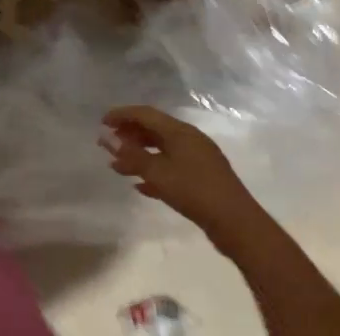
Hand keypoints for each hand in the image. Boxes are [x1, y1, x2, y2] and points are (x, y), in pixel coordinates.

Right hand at [100, 105, 265, 250]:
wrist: (238, 225)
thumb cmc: (195, 191)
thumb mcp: (157, 172)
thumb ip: (130, 154)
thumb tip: (105, 137)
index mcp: (180, 131)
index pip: (145, 113)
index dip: (122, 115)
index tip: (101, 123)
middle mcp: (190, 140)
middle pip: (154, 130)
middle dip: (129, 136)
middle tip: (109, 145)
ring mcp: (199, 160)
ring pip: (162, 150)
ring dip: (139, 156)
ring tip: (118, 168)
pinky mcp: (203, 179)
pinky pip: (172, 168)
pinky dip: (155, 172)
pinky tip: (141, 186)